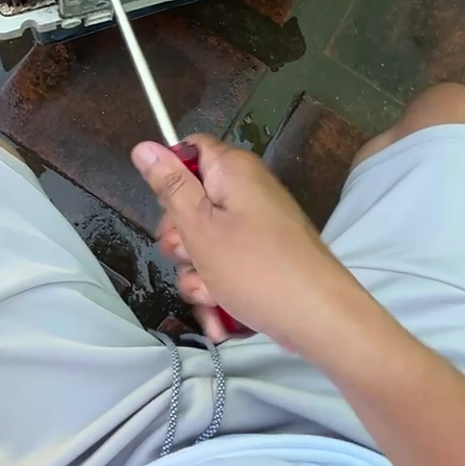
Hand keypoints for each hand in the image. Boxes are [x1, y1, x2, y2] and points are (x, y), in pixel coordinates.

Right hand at [134, 136, 365, 351]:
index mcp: (232, 169)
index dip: (171, 176)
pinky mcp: (264, 254)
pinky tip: (220, 313)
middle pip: (192, 200)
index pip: (189, 149)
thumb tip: (143, 146)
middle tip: (187, 256)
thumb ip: (170, 185)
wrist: (321, 319)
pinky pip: (227, 263)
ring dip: (198, 272)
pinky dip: (219, 287)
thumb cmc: (255, 267)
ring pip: (206, 240)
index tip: (168, 209)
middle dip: (181, 238)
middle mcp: (246, 189)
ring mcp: (257, 224)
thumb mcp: (199, 226)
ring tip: (211, 295)